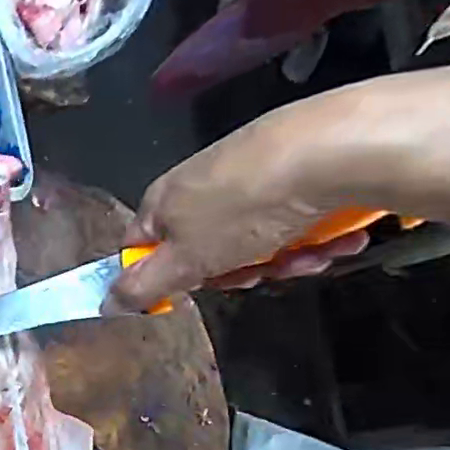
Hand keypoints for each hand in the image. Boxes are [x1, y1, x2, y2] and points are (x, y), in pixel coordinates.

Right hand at [107, 78, 415, 311]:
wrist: (344, 146)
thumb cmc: (247, 207)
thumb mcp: (185, 260)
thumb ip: (142, 285)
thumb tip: (105, 304)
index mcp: (162, 201)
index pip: (142, 248)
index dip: (163, 276)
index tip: (192, 292)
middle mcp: (201, 183)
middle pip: (205, 248)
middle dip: (237, 270)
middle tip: (261, 274)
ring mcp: (253, 171)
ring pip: (256, 236)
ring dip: (284, 257)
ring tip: (312, 255)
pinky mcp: (304, 163)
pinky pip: (297, 213)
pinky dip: (317, 233)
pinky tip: (338, 236)